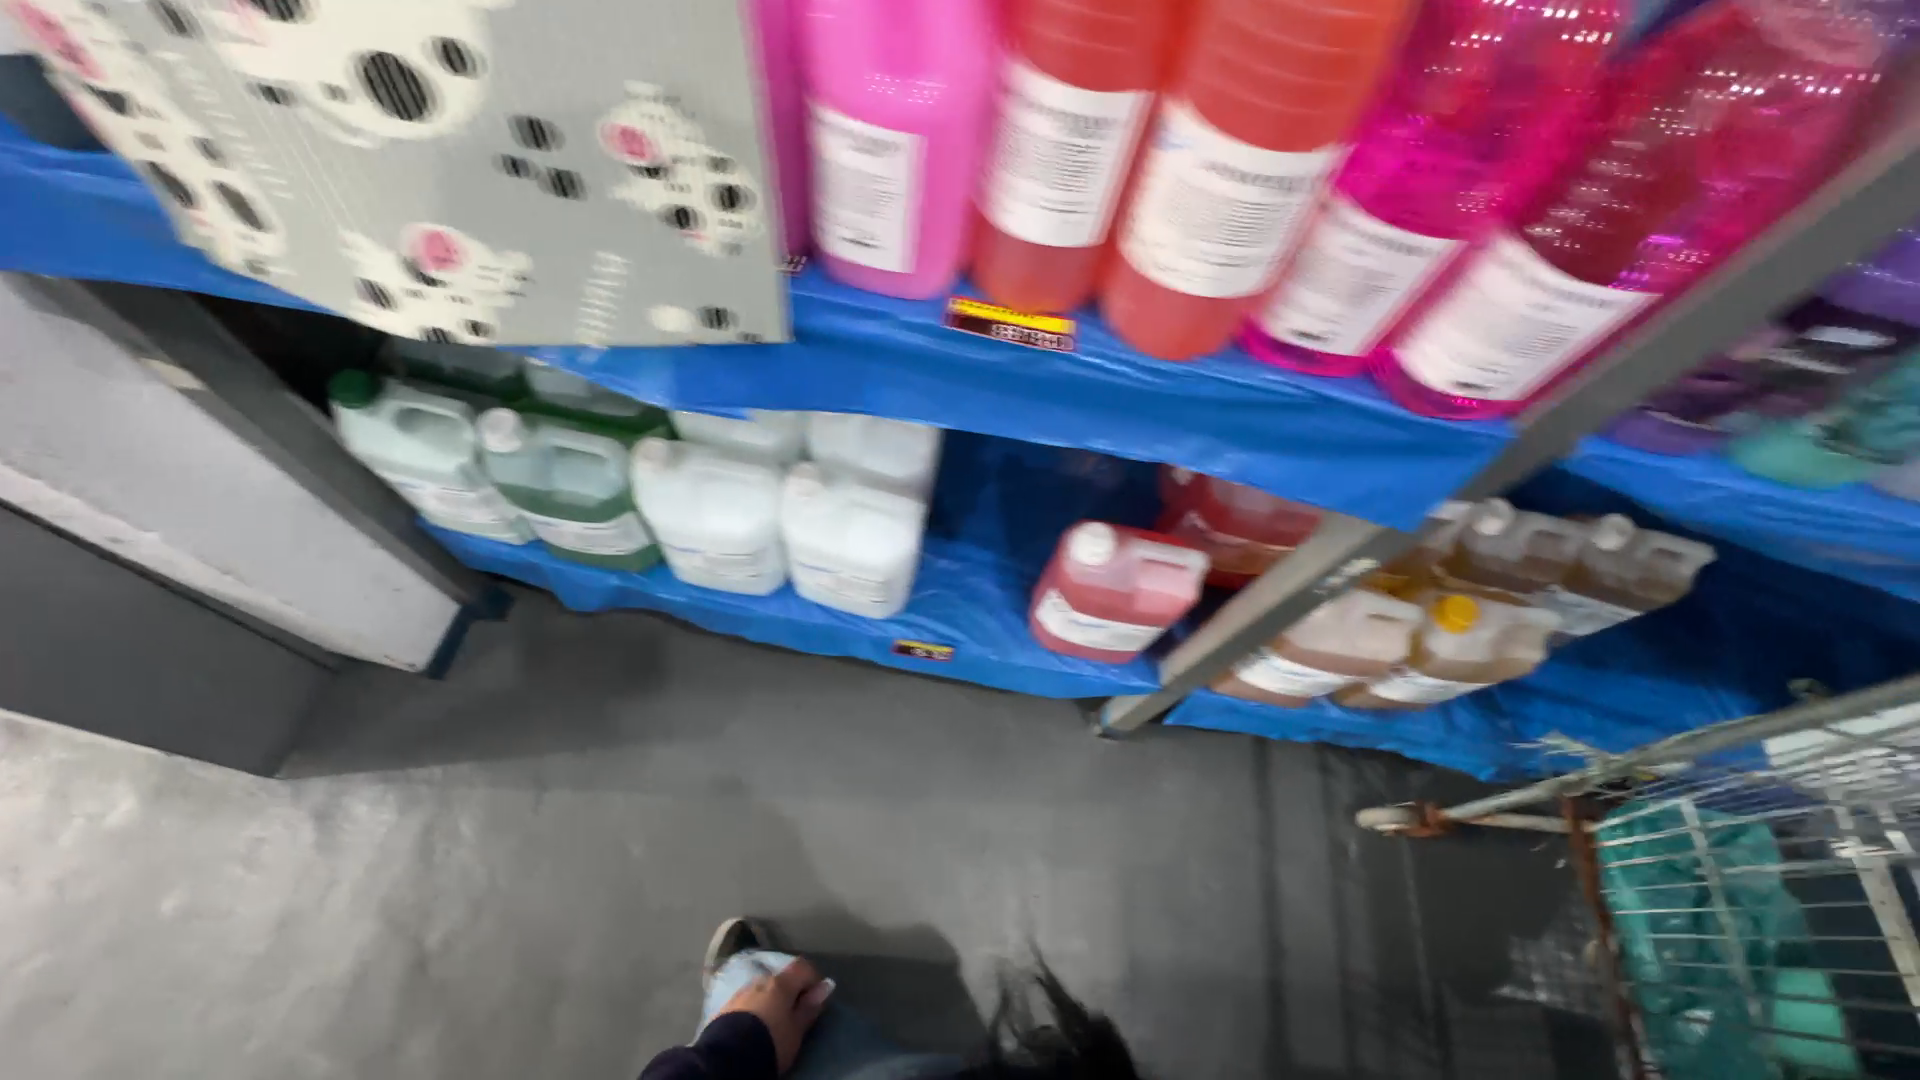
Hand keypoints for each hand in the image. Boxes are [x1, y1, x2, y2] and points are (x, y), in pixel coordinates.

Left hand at [716, 957, 833, 1073]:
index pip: (803, 965)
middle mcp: (761, 980)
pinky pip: (748, 1001)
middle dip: (790, 991)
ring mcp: (742, 991)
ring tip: (773, 1022)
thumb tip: (826, 985)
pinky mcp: (726, 1006)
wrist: (727, 1059)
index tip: (816, 999)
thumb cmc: (770, 1041)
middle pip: (782, 978)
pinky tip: (755, 1025)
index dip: (813, 978)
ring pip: (763, 989)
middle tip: (794, 1014)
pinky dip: (756, 1008)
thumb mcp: (796, 1031)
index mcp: (781, 983)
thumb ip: (810, 1007)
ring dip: (772, 1000)